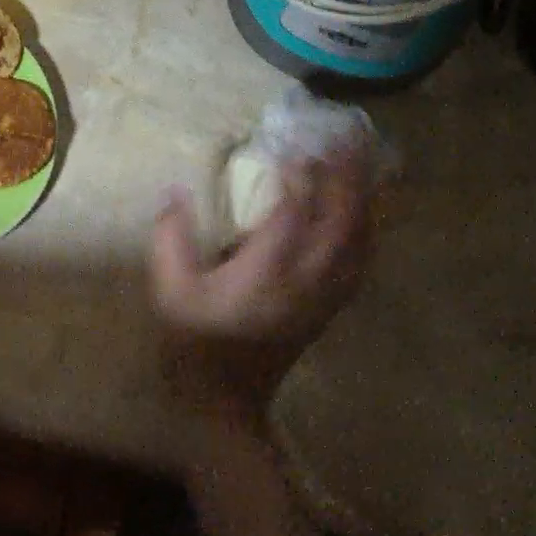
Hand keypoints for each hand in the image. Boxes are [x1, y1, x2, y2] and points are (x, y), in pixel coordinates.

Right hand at [152, 146, 376, 427]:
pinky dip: (368, 226)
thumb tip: (175, 191)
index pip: (292, 212)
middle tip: (344, 136)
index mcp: (266, 273)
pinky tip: (365, 210)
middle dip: (346, 175)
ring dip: (365, 197)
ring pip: (360, 238)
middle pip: (342, 220)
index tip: (289, 142)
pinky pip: (361, 257)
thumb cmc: (191, 341)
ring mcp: (325, 295)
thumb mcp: (168, 289)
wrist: (224, 400)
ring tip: (363, 160)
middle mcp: (307, 280)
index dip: (296, 174)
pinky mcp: (330, 305)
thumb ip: (171, 237)